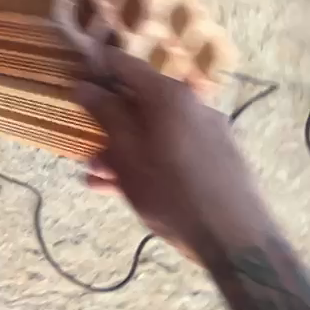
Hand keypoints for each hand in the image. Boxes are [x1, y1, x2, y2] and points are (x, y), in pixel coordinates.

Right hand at [74, 46, 277, 261]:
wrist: (240, 248)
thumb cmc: (171, 190)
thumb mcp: (125, 150)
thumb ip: (103, 112)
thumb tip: (84, 85)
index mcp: (169, 95)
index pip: (121, 62)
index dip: (91, 65)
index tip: (69, 77)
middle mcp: (193, 106)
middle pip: (137, 99)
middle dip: (106, 117)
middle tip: (81, 136)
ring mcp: (210, 135)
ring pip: (152, 128)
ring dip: (121, 145)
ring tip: (97, 171)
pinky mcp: (219, 162)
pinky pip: (171, 150)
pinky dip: (146, 160)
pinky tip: (119, 186)